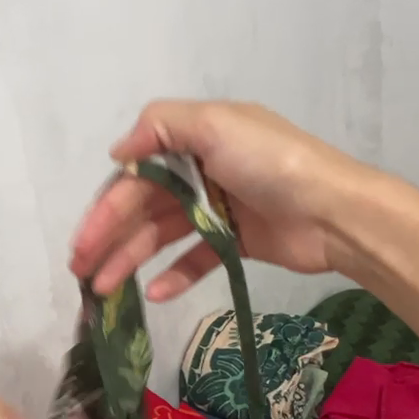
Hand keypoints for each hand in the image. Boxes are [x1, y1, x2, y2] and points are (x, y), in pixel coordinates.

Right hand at [69, 100, 368, 299]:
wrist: (336, 213)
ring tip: (106, 292)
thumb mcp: (217, 125)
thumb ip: (160, 127)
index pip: (135, 177)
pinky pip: (195, 259)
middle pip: (143, 208)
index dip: (106, 208)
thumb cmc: (273, 164)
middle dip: (109, 239)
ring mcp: (218, 209)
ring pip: (162, 236)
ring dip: (131, 260)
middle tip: (82, 273)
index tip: (84, 241)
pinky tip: (155, 294)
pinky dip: (174, 275)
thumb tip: (117, 152)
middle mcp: (201, 172)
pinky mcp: (235, 242)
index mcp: (194, 142)